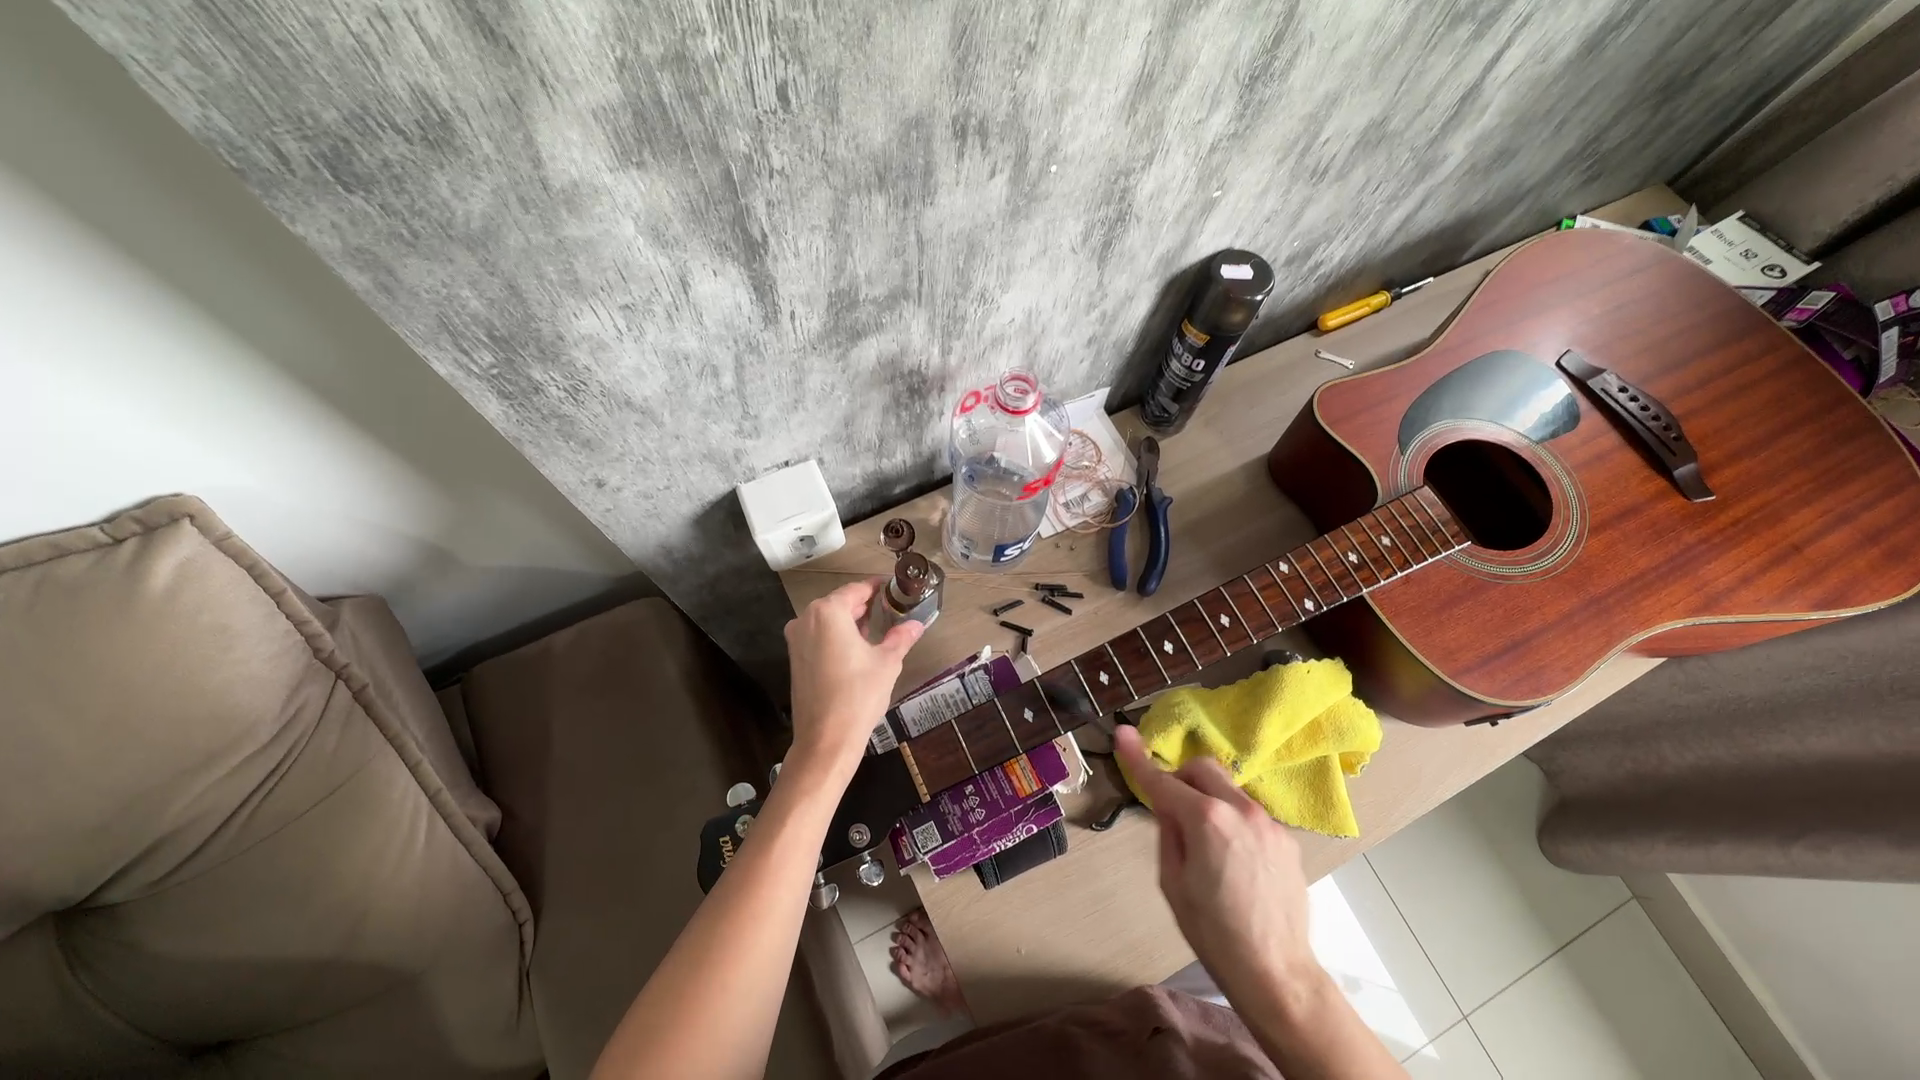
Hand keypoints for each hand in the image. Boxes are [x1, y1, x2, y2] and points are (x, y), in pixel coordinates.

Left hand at [784, 579, 924, 782]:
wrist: (826, 739)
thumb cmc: (858, 695)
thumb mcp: (887, 662)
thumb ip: (901, 637)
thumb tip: (916, 624)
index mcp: (828, 612)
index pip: (857, 590)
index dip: (878, 588)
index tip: (895, 588)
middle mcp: (806, 619)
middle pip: (840, 603)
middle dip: (865, 605)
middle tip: (892, 609)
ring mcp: (796, 640)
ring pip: (828, 620)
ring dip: (851, 622)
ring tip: (879, 629)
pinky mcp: (795, 659)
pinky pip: (819, 637)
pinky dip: (838, 636)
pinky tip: (858, 648)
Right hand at [1115, 725, 1321, 1006]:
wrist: (1274, 970)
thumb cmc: (1212, 932)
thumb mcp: (1172, 881)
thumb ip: (1168, 832)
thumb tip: (1167, 805)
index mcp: (1207, 820)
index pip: (1164, 780)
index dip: (1138, 758)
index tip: (1122, 734)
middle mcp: (1241, 810)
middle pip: (1204, 768)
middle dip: (1182, 777)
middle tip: (1170, 806)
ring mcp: (1269, 823)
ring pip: (1229, 790)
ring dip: (1209, 800)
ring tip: (1205, 843)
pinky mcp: (1287, 840)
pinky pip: (1250, 815)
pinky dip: (1232, 821)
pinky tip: (1232, 860)